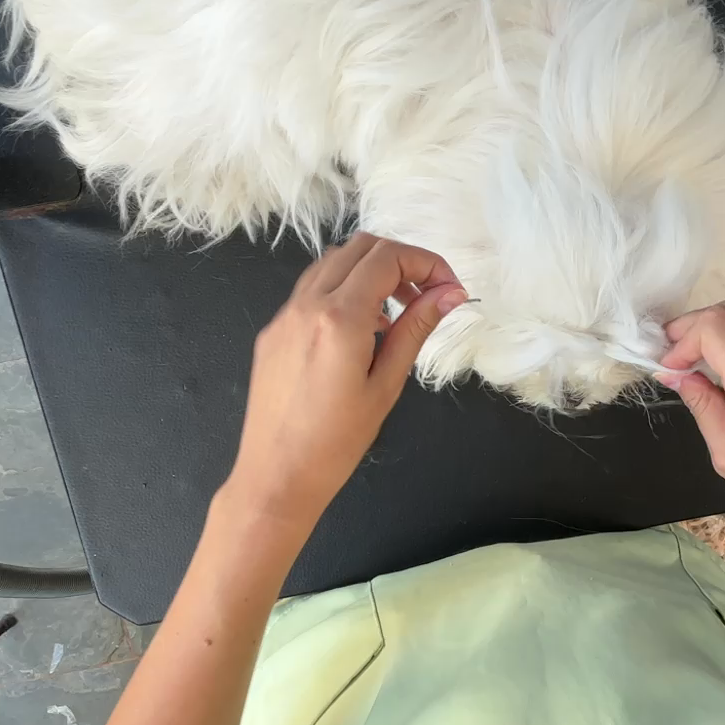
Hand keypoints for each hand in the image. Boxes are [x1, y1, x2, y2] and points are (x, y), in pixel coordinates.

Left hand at [224, 233, 464, 526]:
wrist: (276, 477)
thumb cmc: (337, 443)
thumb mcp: (385, 385)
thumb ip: (415, 330)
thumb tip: (450, 294)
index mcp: (340, 318)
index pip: (388, 257)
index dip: (427, 264)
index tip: (449, 290)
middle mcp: (307, 304)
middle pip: (360, 247)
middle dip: (401, 261)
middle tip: (426, 297)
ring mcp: (284, 315)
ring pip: (333, 263)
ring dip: (371, 272)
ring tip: (395, 315)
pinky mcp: (273, 331)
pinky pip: (312, 290)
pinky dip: (344, 291)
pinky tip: (360, 331)